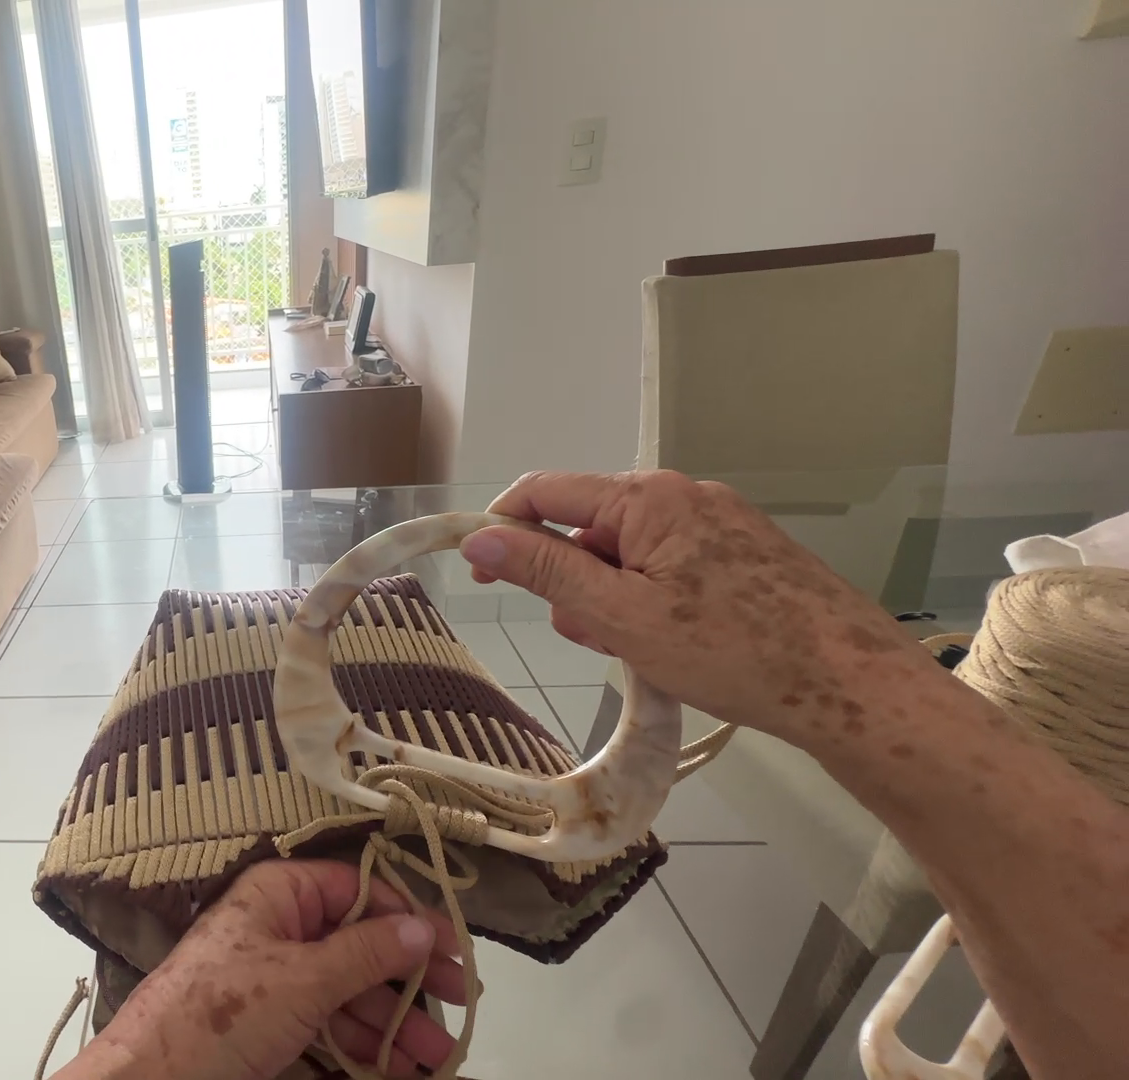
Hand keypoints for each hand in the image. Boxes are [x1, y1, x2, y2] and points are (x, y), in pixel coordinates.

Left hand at [67, 860, 467, 1079]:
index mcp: (279, 893)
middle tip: (462, 1001)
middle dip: (408, 976)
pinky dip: (367, 1045)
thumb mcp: (302, 977)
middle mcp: (282, 927)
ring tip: (440, 1055)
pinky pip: (332, 1024)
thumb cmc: (224, 1008)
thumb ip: (364, 953)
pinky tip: (403, 1067)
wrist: (158, 1078)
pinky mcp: (276, 1023)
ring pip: (350, 990)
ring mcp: (280, 978)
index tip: (453, 945)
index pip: (353, 889)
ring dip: (396, 1021)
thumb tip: (422, 927)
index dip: (404, 914)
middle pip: (358, 943)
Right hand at [459, 470, 940, 746]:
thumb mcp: (619, 615)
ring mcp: (714, 523)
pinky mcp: (737, 553)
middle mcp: (681, 495)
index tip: (479, 576)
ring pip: (621, 552)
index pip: (543, 491)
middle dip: (567, 578)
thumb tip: (477, 537)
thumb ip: (544, 570)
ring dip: (605, 596)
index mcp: (648, 497)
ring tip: (634, 647)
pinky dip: (642, 599)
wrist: (861, 695)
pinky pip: (660, 565)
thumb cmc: (733, 653)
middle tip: (587, 633)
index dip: (499, 527)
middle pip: (584, 525)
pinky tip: (666, 641)